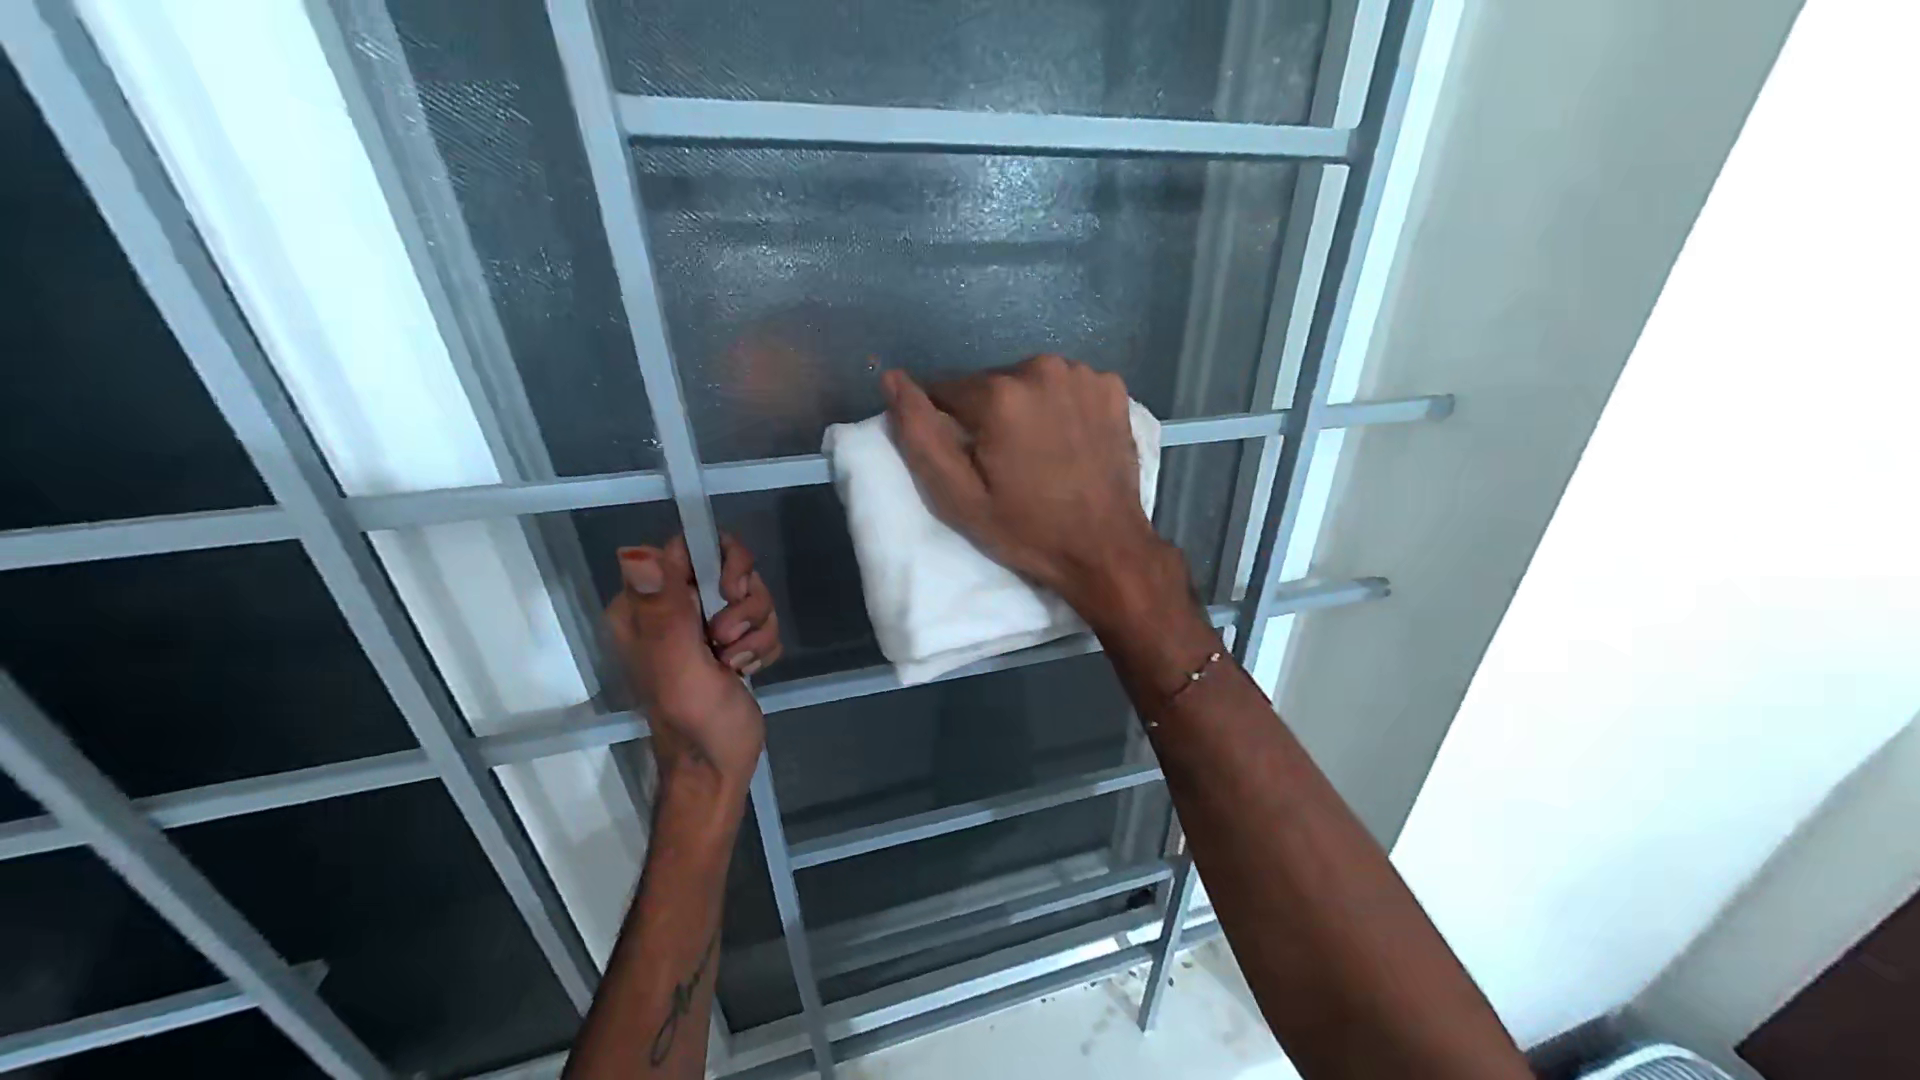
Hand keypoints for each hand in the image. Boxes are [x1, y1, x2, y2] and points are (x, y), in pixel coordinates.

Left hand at [604, 535, 780, 791]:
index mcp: (644, 605)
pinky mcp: (731, 641)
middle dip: (744, 603)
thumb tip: (633, 552)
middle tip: (729, 638)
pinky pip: (762, 621)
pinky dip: (763, 645)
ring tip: (736, 664)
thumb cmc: (694, 720)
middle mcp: (671, 608)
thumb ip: (663, 609)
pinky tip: (748, 671)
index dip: (719, 561)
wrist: (718, 767)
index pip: (686, 548)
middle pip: (728, 567)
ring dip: (756, 629)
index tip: (732, 591)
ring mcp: (702, 625)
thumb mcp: (678, 664)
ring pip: (751, 595)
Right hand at [882, 357, 1178, 617]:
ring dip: (1024, 408)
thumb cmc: (1027, 530)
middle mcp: (1042, 368)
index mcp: (1000, 393)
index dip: (947, 425)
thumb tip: (891, 379)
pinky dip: (1060, 406)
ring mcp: (1083, 375)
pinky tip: (1068, 440)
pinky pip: (1065, 387)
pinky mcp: (1112, 386)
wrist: (1105, 549)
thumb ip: (919, 435)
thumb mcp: (958, 497)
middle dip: (986, 416)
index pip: (946, 390)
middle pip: (989, 384)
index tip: (966, 459)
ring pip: (1028, 382)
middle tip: (1002, 463)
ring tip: (1038, 453)